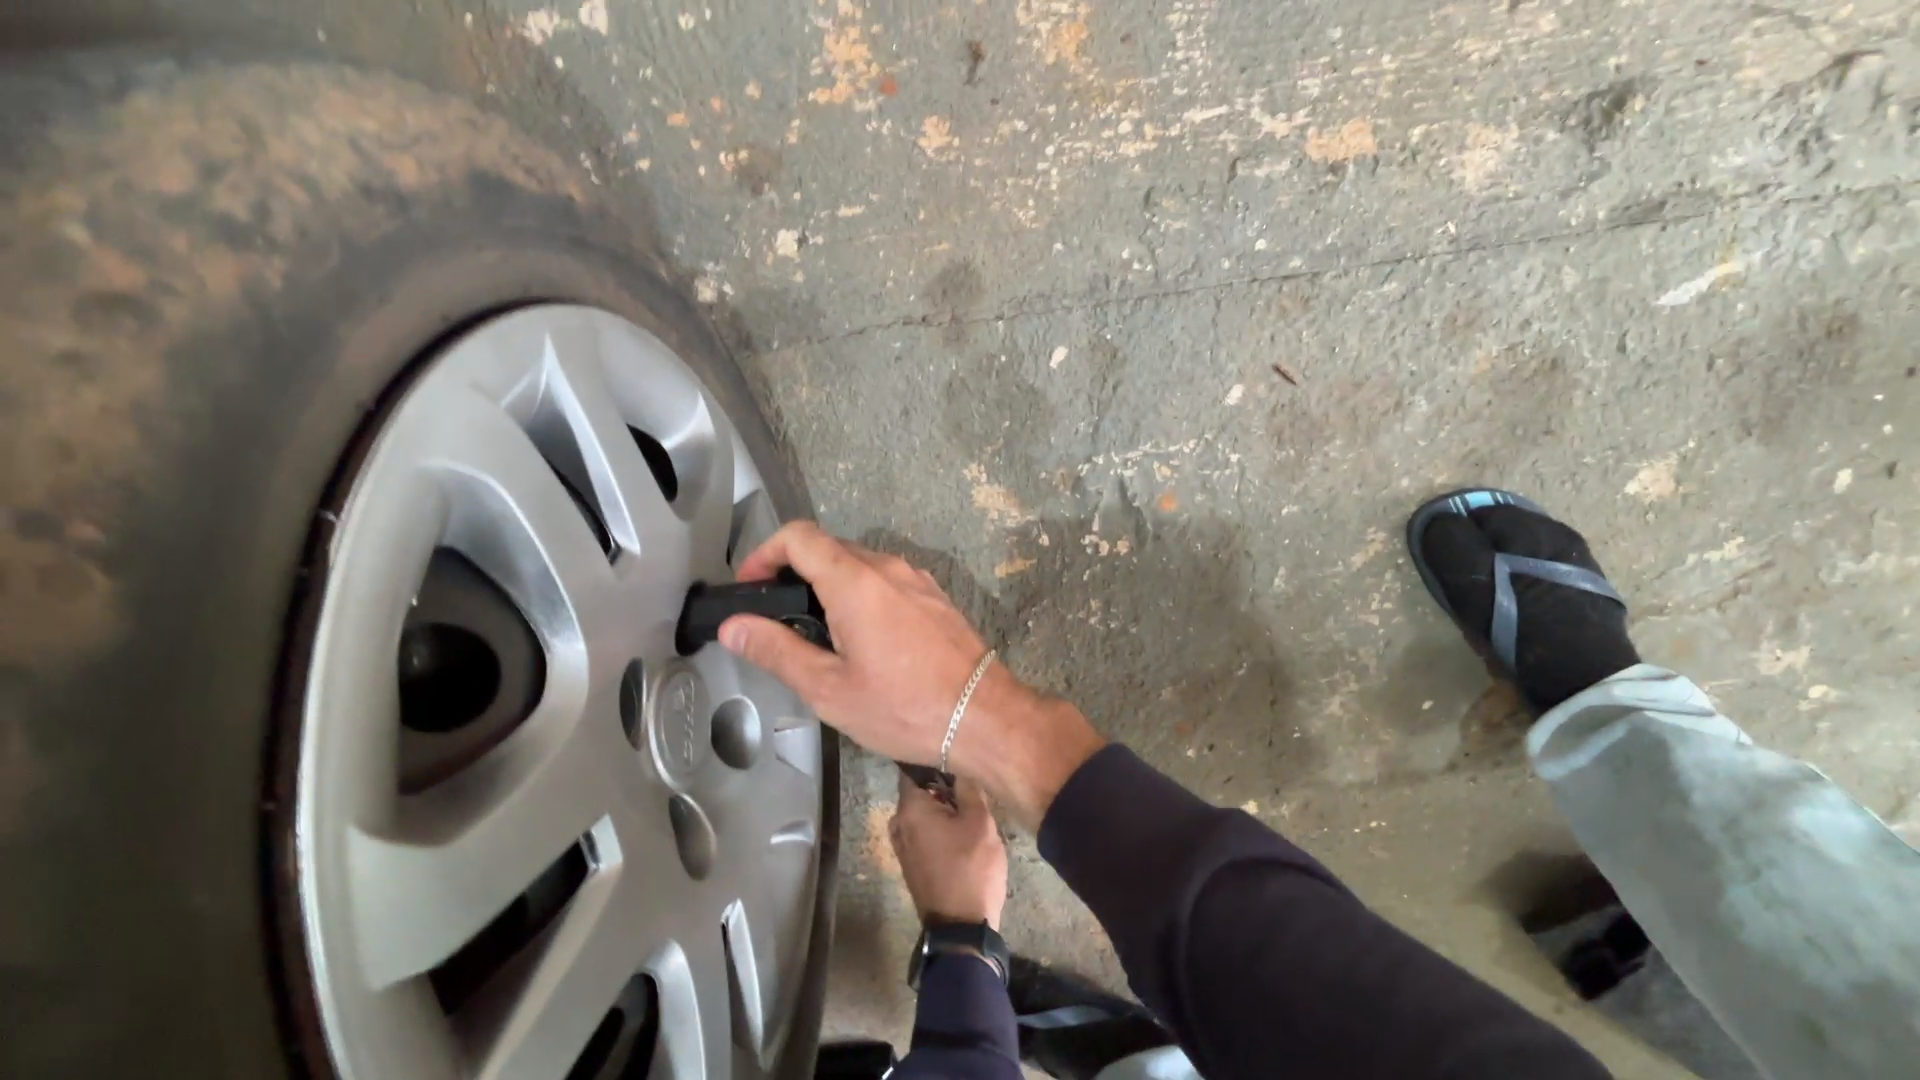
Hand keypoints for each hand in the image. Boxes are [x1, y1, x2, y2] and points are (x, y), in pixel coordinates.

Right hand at [721, 522, 1106, 828]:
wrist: (985, 717)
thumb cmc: (903, 707)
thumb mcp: (829, 689)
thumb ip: (777, 651)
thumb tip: (734, 625)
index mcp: (855, 581)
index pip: (798, 536)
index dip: (764, 553)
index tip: (750, 587)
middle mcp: (888, 567)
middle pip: (828, 548)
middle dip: (794, 572)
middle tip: (776, 617)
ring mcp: (917, 580)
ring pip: (860, 565)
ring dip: (829, 586)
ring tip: (816, 635)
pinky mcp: (936, 598)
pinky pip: (887, 582)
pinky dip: (861, 596)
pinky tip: (862, 640)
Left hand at [890, 773, 1007, 929]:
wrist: (960, 927)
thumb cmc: (971, 868)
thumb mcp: (980, 822)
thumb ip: (969, 789)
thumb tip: (961, 766)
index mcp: (910, 809)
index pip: (915, 769)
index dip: (937, 762)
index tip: (959, 759)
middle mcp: (898, 823)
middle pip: (921, 792)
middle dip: (945, 788)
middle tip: (973, 789)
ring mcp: (902, 846)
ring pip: (924, 814)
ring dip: (944, 810)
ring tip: (973, 811)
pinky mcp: (912, 864)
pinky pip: (924, 834)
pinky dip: (940, 829)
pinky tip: (962, 834)